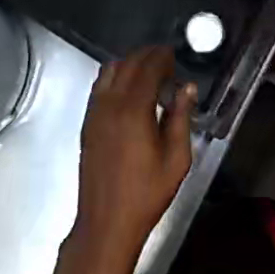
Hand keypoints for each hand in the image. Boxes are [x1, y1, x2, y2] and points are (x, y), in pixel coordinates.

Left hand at [73, 48, 194, 260]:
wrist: (107, 219)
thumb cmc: (147, 193)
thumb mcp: (176, 159)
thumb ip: (181, 118)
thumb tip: (187, 88)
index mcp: (133, 109)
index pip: (147, 68)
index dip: (161, 57)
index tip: (173, 54)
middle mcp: (110, 102)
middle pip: (127, 65)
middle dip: (146, 56)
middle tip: (165, 59)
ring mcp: (95, 111)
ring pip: (109, 72)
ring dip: (129, 64)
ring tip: (149, 73)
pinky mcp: (88, 121)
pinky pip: (99, 86)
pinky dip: (115, 77)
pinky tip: (130, 90)